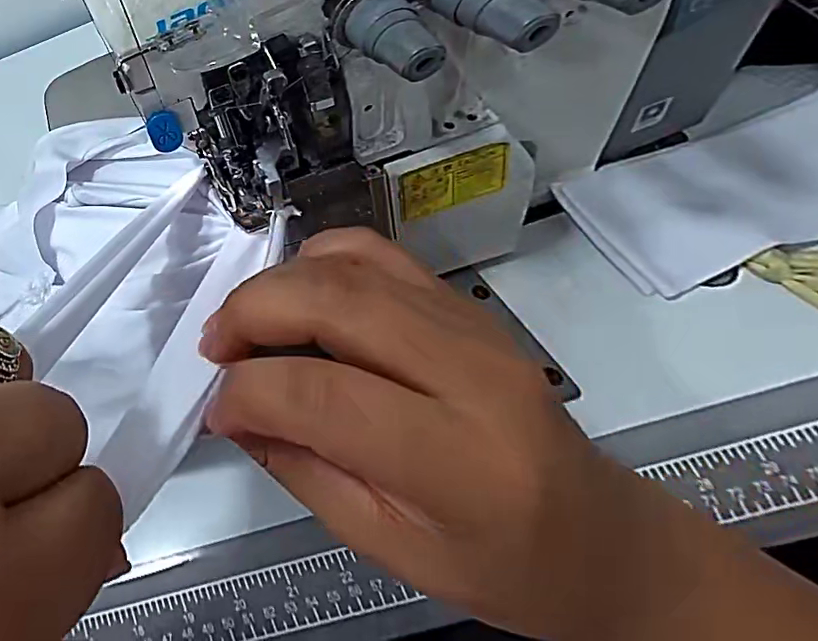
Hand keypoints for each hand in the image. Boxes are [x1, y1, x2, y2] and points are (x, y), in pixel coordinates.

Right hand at [200, 228, 817, 640]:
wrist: (603, 535)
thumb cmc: (501, 565)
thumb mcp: (391, 549)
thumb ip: (302, 469)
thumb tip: (232, 409)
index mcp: (461, 463)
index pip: (324, 398)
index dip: (248, 393)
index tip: (216, 408)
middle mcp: (471, 374)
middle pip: (333, 305)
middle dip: (249, 313)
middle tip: (215, 347)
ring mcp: (470, 323)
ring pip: (347, 265)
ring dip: (275, 284)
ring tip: (244, 321)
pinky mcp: (460, 299)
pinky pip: (372, 251)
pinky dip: (316, 259)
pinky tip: (296, 292)